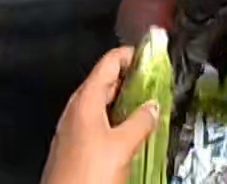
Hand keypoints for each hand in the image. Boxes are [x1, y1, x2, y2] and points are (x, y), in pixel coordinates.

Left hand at [41, 45, 160, 183]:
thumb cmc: (88, 174)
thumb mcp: (121, 148)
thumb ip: (140, 123)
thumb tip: (153, 106)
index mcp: (86, 98)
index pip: (109, 61)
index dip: (129, 55)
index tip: (148, 56)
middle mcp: (77, 106)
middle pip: (105, 79)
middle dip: (129, 78)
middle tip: (153, 82)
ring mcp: (74, 124)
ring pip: (101, 101)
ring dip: (123, 99)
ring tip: (145, 105)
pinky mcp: (74, 142)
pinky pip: (97, 119)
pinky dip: (114, 117)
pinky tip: (127, 131)